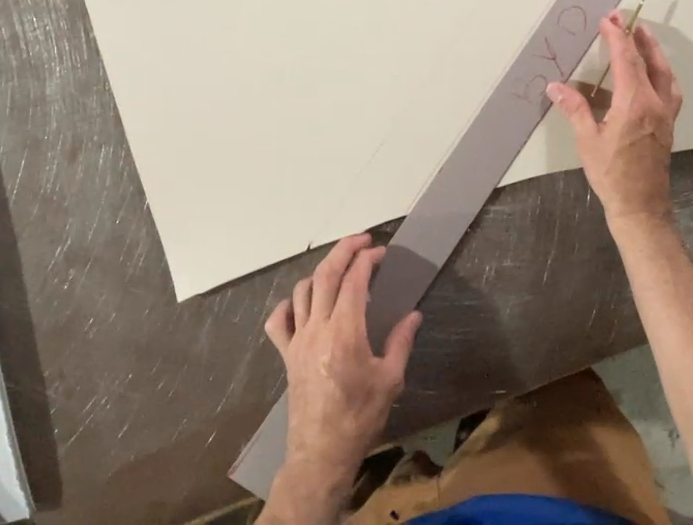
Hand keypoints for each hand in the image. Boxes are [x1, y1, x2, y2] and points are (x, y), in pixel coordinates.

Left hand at [263, 234, 423, 494]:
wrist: (322, 452)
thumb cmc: (360, 416)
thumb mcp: (390, 380)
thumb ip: (401, 342)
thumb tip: (414, 315)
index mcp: (345, 332)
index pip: (354, 281)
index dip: (367, 260)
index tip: (381, 252)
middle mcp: (317, 328)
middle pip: (325, 275)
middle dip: (344, 250)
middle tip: (363, 240)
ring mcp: (297, 340)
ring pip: (303, 291)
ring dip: (321, 273)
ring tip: (340, 270)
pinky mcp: (286, 355)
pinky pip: (279, 321)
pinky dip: (289, 304)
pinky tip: (303, 303)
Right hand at [546, 10, 682, 227]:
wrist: (640, 205)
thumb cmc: (611, 174)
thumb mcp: (587, 141)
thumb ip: (575, 109)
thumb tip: (555, 86)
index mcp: (635, 103)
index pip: (627, 60)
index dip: (617, 37)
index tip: (608, 19)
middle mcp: (655, 103)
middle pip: (649, 61)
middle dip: (637, 37)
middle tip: (625, 19)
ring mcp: (666, 114)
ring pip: (665, 73)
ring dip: (654, 51)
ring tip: (643, 36)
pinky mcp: (668, 124)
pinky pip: (670, 88)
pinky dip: (662, 72)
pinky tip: (654, 73)